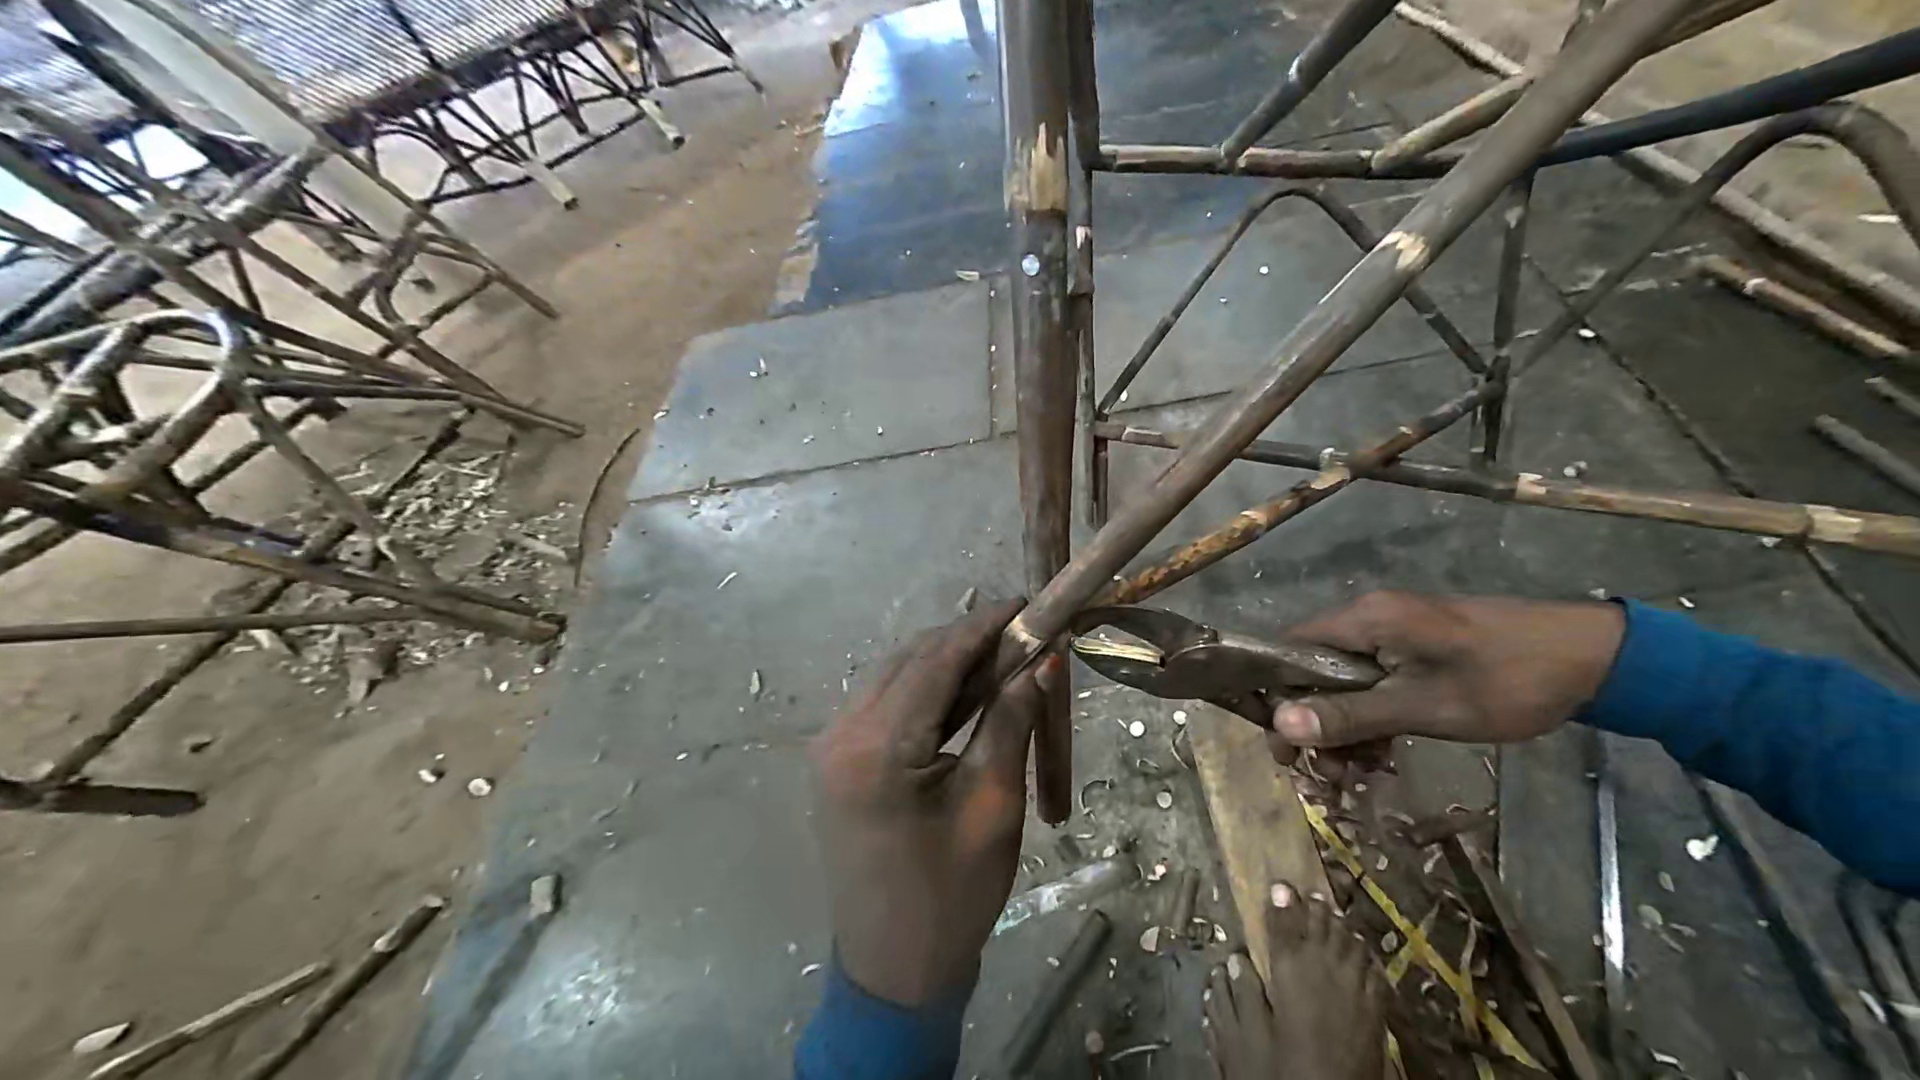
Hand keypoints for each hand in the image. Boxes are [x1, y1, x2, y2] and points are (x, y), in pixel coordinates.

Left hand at [809, 599, 1058, 1005]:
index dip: (981, 627)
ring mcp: (830, 746)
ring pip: (892, 677)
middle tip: (1018, 633)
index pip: (934, 662)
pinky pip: (882, 703)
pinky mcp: (835, 761)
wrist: (893, 970)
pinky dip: (921, 689)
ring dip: (942, 663)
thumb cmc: (952, 897)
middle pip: (908, 661)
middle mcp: (840, 734)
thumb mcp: (993, 805)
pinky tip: (959, 691)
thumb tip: (1040, 661)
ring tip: (997, 657)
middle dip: (963, 641)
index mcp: (876, 749)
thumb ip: (1011, 722)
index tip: (1022, 603)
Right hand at [1269, 591, 1624, 749]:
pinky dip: (1369, 716)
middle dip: (1313, 723)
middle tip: (1327, 774)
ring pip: (1340, 681)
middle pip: (1310, 670)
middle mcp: (1365, 619)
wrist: (1597, 659)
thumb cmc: (1505, 681)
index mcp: (1361, 621)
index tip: (1286, 746)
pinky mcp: (1412, 646)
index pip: (1286, 651)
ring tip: (1360, 773)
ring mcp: (1390, 631)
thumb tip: (1280, 725)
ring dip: (1343, 727)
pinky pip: (1370, 681)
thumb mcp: (1423, 707)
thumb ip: (1350, 715)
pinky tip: (1384, 752)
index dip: (1275, 696)